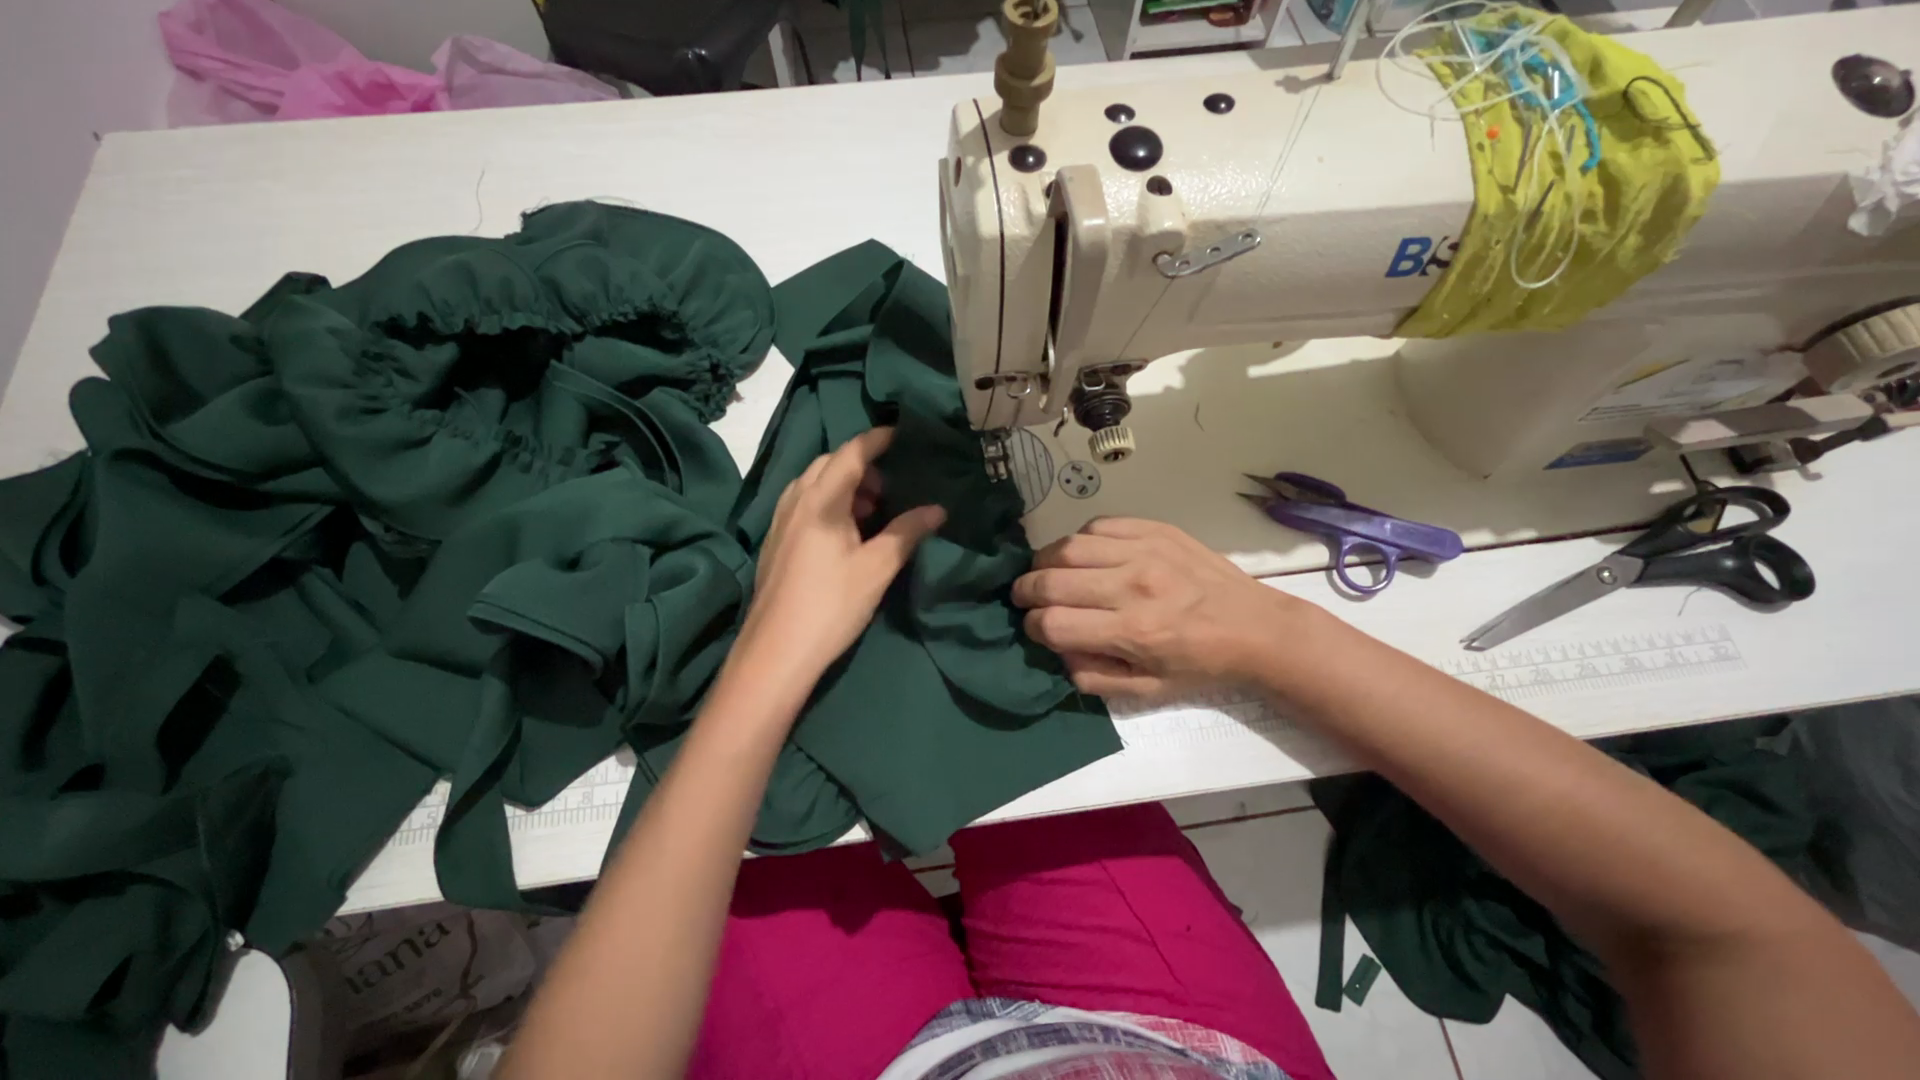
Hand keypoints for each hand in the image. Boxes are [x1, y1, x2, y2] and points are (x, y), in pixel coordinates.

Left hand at [735, 427, 945, 684]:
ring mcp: (780, 520)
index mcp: (821, 499)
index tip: (902, 435)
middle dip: (861, 465)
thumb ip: (907, 532)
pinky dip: (828, 503)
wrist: (776, 651)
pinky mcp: (775, 542)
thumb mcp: (877, 568)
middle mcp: (796, 500)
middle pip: (829, 463)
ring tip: (872, 510)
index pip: (851, 452)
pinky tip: (845, 532)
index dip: (877, 439)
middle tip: (892, 485)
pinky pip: (803, 504)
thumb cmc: (831, 605)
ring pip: (814, 484)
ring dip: (843, 485)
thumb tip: (938, 508)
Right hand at [1012, 518, 1318, 700]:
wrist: (1256, 628)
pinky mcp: (1156, 529)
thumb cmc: (1200, 665)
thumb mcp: (1147, 690)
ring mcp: (1145, 551)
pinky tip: (1084, 556)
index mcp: (1133, 631)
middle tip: (1025, 598)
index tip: (1036, 629)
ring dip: (1046, 562)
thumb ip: (1092, 675)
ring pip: (1068, 546)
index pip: (1053, 624)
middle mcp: (1134, 586)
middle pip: (1051, 580)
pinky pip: (1099, 524)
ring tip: (1046, 573)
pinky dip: (1080, 540)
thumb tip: (1055, 648)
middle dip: (1026, 592)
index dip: (1033, 628)